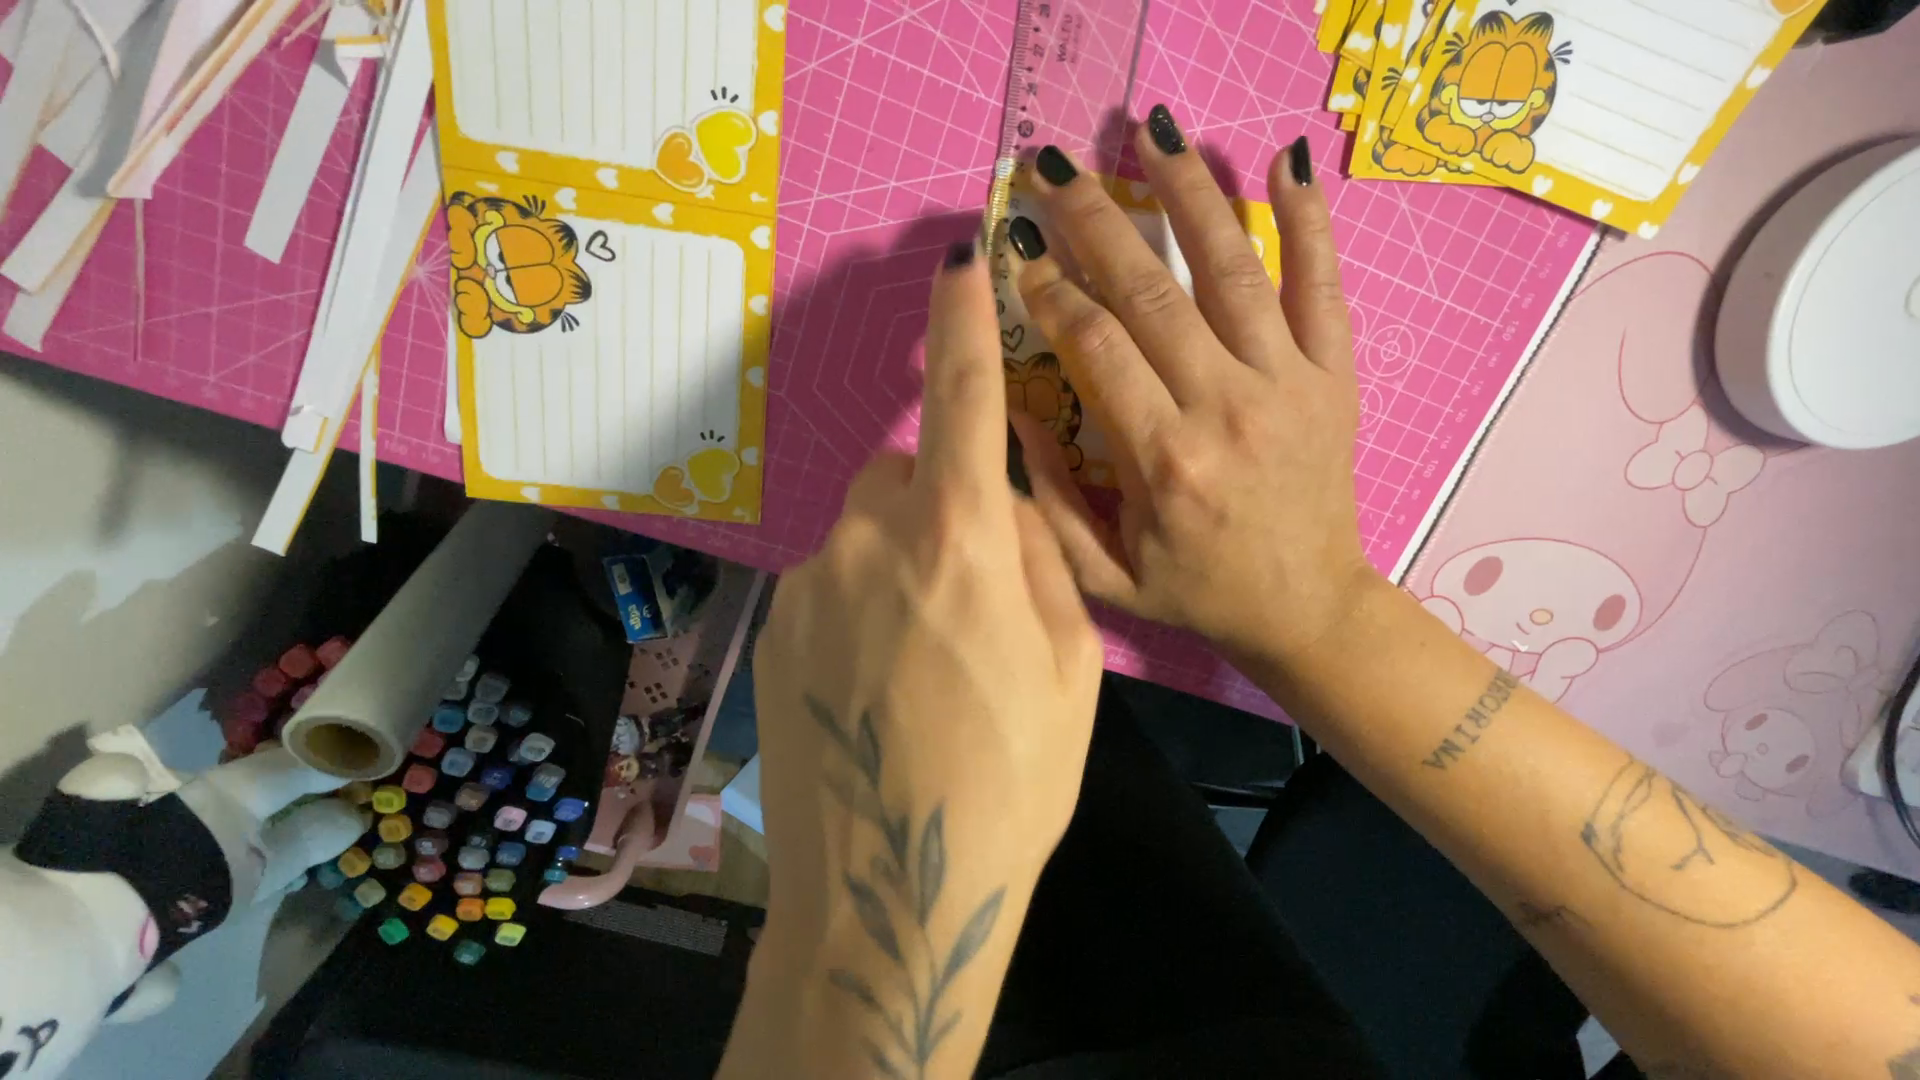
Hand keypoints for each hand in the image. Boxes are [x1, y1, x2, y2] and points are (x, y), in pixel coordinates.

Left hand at [731, 242, 1101, 1077]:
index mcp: (957, 544)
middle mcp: (867, 544)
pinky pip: (831, 579)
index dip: (964, 323)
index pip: (961, 401)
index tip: (961, 260)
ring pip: (866, 529)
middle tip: (975, 587)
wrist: (895, 888)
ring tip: (929, 652)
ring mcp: (809, 586)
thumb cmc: (1011, 782)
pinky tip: (881, 679)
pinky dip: (862, 600)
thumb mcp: (1069, 669)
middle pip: (907, 473)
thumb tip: (1001, 499)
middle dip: (942, 500)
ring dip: (902, 556)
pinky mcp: (774, 630)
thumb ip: (1036, 560)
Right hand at [1009, 115, 1378, 671]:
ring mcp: (1289, 385)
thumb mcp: (1103, 576)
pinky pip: (1323, 285)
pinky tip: (1283, 162)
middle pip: (1151, 293)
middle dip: (1094, 221)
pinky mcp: (1335, 377)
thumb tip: (1007, 418)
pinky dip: (1307, 220)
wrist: (1306, 609)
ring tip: (1150, 132)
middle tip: (1053, 169)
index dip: (1052, 291)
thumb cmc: (1196, 593)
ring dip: (1186, 192)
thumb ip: (1048, 503)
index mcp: (1164, 461)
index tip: (1021, 250)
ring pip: (1231, 268)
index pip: (1095, 348)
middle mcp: (1227, 409)